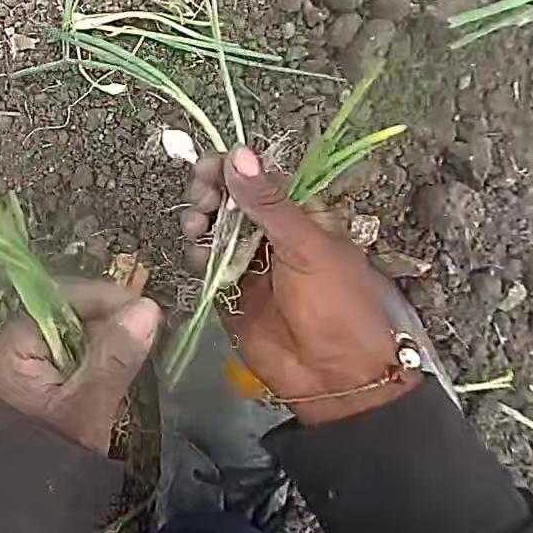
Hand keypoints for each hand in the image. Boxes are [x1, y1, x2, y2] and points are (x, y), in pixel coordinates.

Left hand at [0, 278, 161, 451]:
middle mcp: (10, 343)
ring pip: (72, 327)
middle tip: (147, 327)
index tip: (144, 309)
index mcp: (11, 346)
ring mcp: (22, 359)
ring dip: (106, 332)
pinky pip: (71, 347)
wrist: (28, 517)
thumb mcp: (89, 406)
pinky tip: (120, 360)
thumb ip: (116, 355)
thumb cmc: (54, 460)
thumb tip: (147, 309)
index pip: (60, 299)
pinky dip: (97, 349)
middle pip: (66, 310)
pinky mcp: (37, 374)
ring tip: (140, 341)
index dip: (104, 298)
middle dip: (108, 315)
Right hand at [182, 148, 416, 425]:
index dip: (230, 167)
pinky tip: (199, 254)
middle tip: (202, 199)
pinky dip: (196, 251)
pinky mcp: (226, 285)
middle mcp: (267, 230)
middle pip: (227, 196)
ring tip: (198, 226)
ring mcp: (245, 258)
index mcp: (297, 212)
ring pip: (211, 224)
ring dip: (198, 218)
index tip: (208, 166)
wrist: (333, 377)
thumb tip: (237, 154)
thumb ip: (269, 202)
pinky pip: (203, 258)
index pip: (257, 176)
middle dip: (209, 191)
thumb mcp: (308, 246)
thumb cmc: (336, 304)